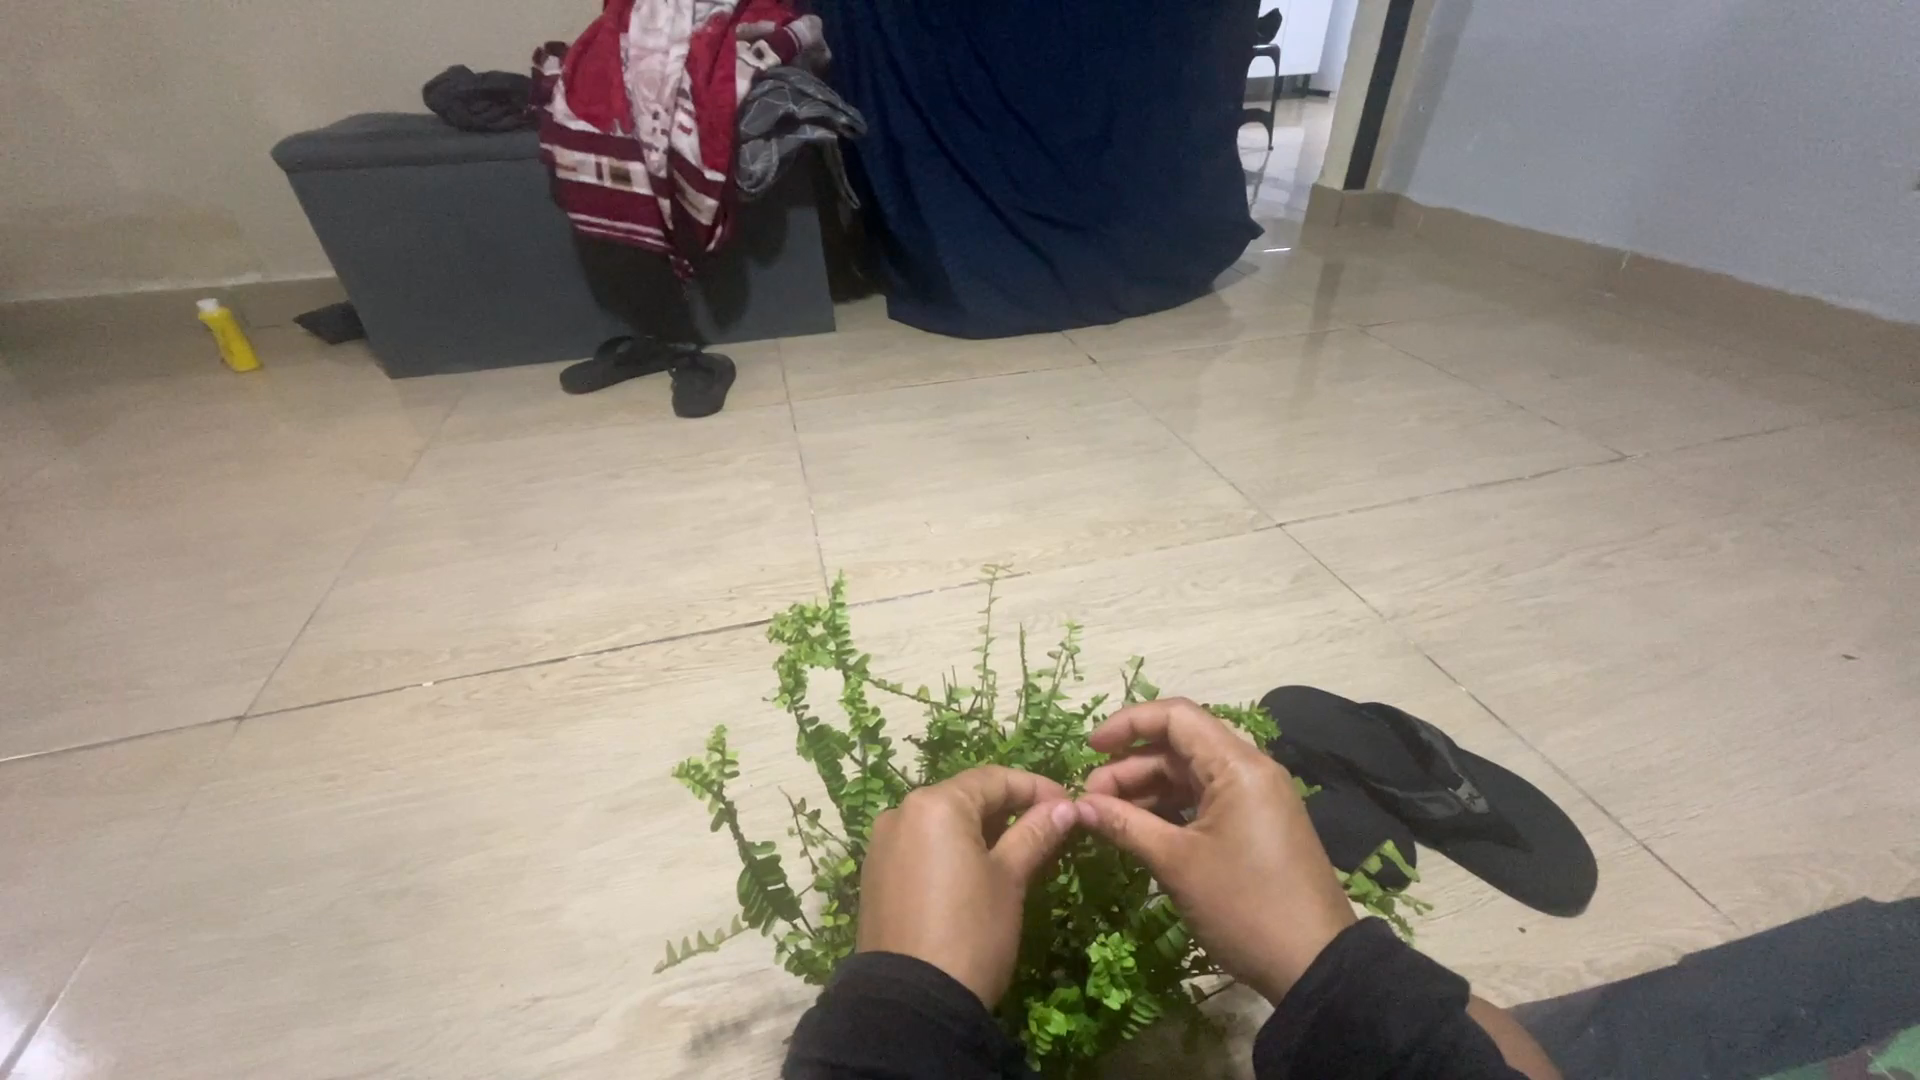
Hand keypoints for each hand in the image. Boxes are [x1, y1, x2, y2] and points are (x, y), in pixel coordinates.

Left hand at [857, 766, 1078, 1005]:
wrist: (911, 1006)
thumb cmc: (971, 933)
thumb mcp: (1010, 880)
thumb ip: (1035, 834)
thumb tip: (1065, 806)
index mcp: (935, 804)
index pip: (993, 779)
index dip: (1035, 788)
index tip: (1068, 805)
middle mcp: (902, 812)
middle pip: (966, 796)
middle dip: (1009, 808)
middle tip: (1049, 829)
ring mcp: (884, 844)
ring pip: (943, 822)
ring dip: (982, 830)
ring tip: (1021, 851)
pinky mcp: (876, 874)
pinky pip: (923, 846)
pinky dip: (953, 849)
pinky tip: (979, 872)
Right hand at [1075, 698, 1356, 1003]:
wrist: (1317, 971)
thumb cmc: (1245, 906)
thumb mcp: (1177, 863)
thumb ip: (1125, 824)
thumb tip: (1076, 806)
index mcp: (1237, 765)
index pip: (1175, 716)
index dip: (1127, 724)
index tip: (1090, 748)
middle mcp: (1249, 769)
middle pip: (1178, 745)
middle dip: (1129, 765)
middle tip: (1090, 798)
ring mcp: (1254, 797)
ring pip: (1188, 774)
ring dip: (1145, 788)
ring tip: (1105, 815)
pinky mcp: (1254, 824)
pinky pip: (1203, 799)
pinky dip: (1168, 808)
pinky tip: (1138, 827)